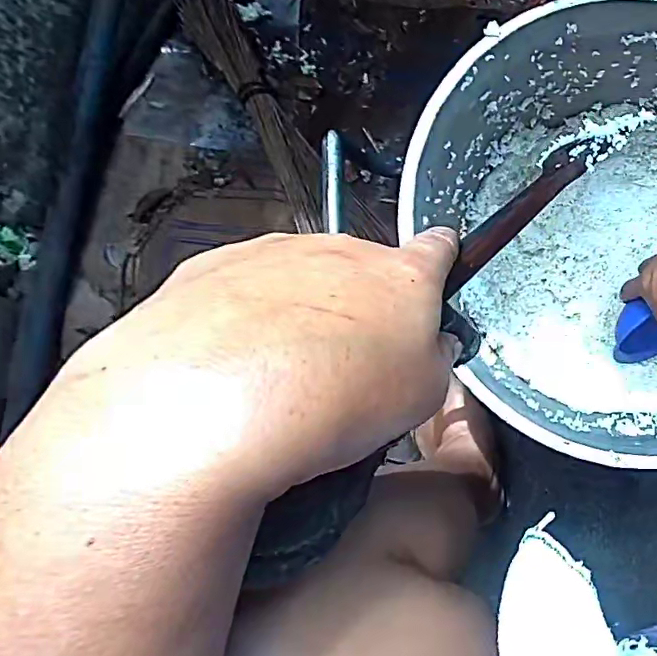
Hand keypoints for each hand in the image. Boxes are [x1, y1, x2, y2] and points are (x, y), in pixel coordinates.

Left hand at [43, 229, 461, 498]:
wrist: (215, 408)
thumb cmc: (328, 400)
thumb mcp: (423, 395)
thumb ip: (436, 357)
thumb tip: (431, 349)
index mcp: (402, 276)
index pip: (438, 247)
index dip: (443, 259)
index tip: (439, 268)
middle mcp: (340, 251)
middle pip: (363, 270)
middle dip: (363, 305)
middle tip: (351, 362)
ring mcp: (274, 255)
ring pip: (301, 278)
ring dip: (302, 314)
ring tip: (287, 375)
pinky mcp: (213, 269)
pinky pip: (242, 290)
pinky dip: (245, 320)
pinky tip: (239, 367)